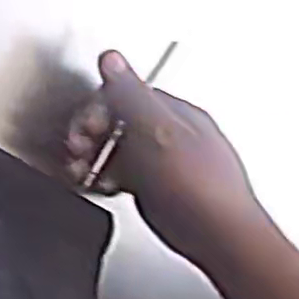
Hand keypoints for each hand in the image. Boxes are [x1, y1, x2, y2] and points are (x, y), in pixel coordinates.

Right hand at [64, 50, 272, 266]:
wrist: (220, 240)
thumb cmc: (196, 188)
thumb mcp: (155, 130)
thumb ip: (129, 92)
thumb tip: (112, 57)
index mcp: (176, 114)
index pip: (119, 95)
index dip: (93, 110)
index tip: (85, 129)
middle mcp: (172, 132)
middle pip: (110, 119)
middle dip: (86, 134)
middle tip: (79, 149)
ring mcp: (164, 158)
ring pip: (110, 145)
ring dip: (88, 155)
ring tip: (82, 169)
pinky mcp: (155, 182)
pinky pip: (116, 168)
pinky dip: (100, 173)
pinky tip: (98, 182)